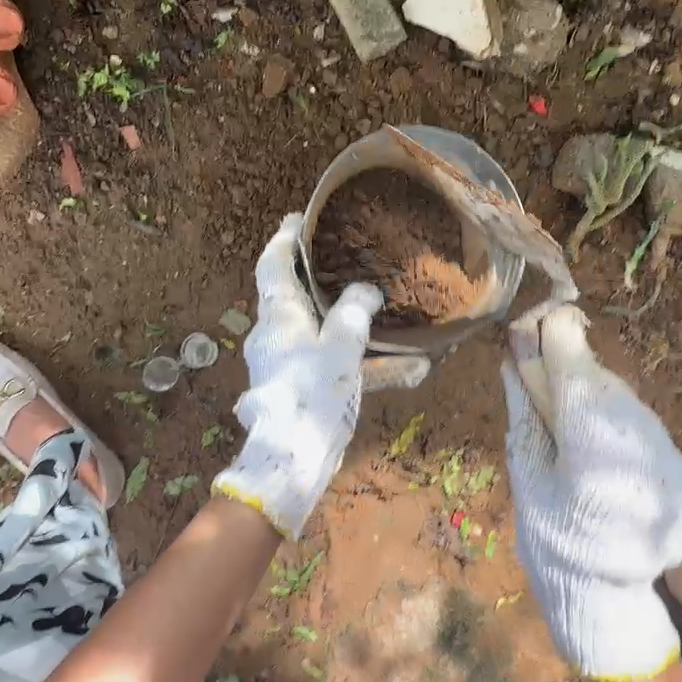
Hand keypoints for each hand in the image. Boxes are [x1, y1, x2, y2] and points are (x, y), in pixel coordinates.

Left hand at [212, 214, 381, 538]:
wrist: (291, 462)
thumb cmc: (312, 395)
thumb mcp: (340, 347)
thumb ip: (353, 313)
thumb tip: (364, 292)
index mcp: (278, 317)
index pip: (273, 265)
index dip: (284, 239)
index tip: (297, 219)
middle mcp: (274, 336)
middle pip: (291, 295)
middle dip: (313, 276)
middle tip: (341, 258)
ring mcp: (284, 365)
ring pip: (315, 330)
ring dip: (343, 319)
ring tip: (377, 307)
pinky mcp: (299, 390)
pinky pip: (330, 364)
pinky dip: (359, 361)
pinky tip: (408, 370)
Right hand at [502, 300, 681, 681]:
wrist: (603, 590)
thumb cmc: (550, 531)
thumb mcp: (525, 469)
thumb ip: (525, 408)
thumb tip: (513, 355)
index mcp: (589, 450)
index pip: (577, 371)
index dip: (559, 337)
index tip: (545, 316)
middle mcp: (638, 448)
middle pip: (601, 382)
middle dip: (573, 367)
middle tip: (546, 367)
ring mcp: (668, 460)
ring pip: (625, 401)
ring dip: (596, 394)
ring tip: (573, 418)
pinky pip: (644, 425)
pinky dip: (618, 421)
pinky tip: (601, 442)